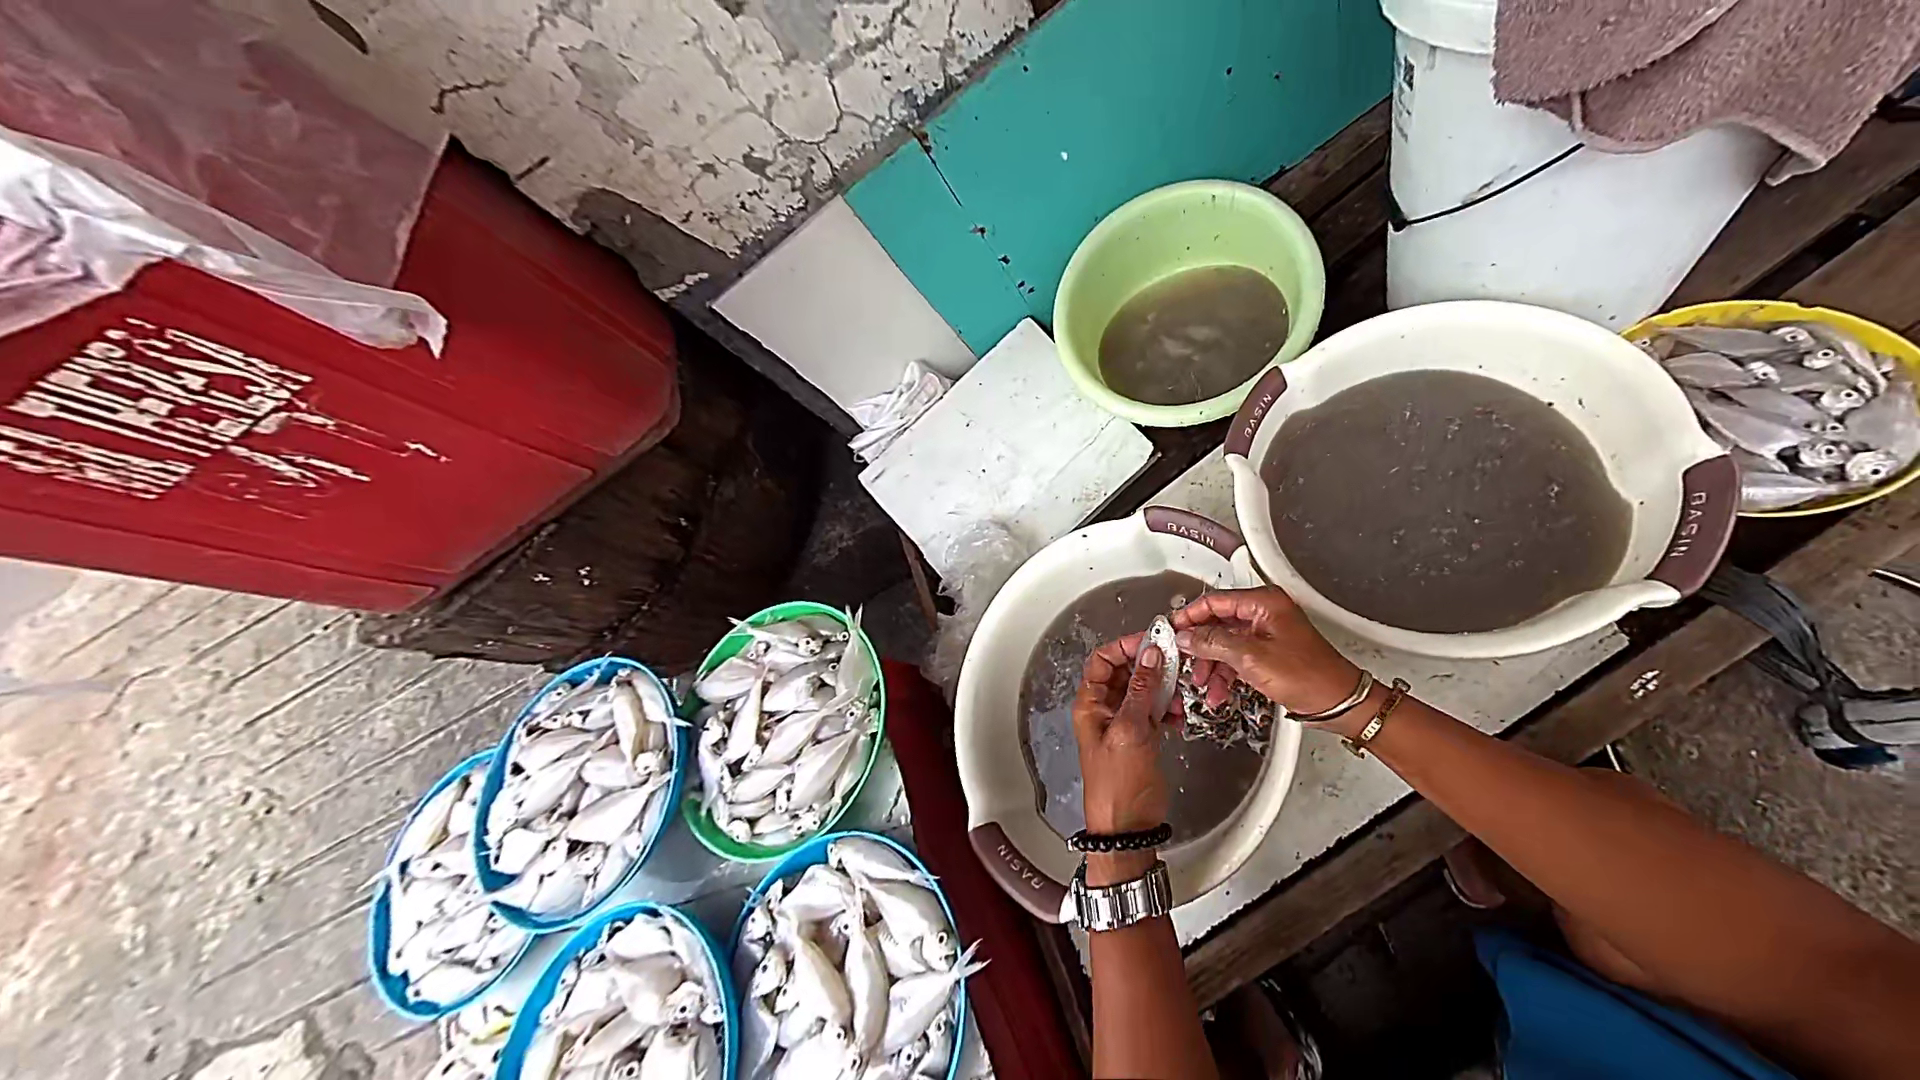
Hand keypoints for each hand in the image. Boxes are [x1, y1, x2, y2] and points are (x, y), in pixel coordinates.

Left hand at [1071, 634, 1170, 836]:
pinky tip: (1178, 717)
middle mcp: (1104, 708)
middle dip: (1151, 667)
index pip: (1104, 660)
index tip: (1153, 642)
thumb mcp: (1130, 731)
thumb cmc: (1118, 784)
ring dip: (1163, 689)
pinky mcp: (1139, 735)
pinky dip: (1168, 708)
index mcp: (1091, 703)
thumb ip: (1141, 691)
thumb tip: (1151, 655)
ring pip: (1143, 689)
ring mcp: (1122, 721)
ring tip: (1178, 700)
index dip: (1126, 647)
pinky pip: (1154, 709)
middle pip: (1126, 671)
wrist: (1127, 826)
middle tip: (1175, 666)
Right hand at [1171, 587, 1368, 733]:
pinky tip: (1217, 689)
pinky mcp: (1268, 652)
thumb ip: (1213, 642)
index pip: (1214, 601)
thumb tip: (1187, 636)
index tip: (1172, 629)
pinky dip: (1224, 672)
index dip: (1189, 616)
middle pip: (1217, 622)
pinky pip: (1236, 656)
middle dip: (1199, 645)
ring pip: (1224, 642)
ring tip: (1200, 680)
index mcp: (1264, 603)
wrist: (1340, 703)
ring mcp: (1266, 633)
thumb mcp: (1250, 657)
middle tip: (1182, 656)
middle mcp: (1265, 613)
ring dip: (1210, 663)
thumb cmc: (1310, 677)